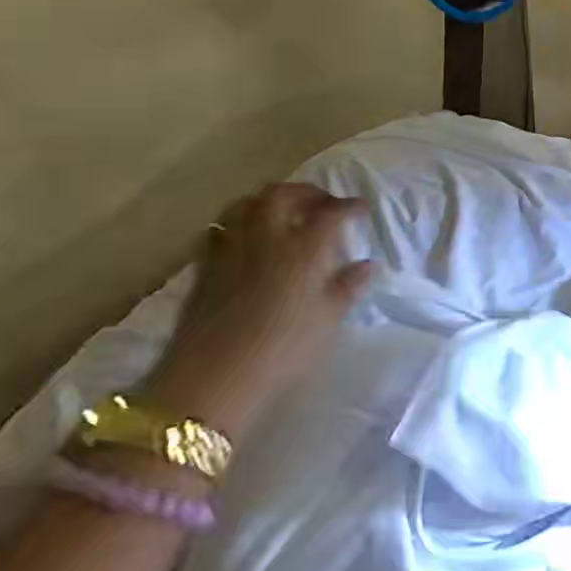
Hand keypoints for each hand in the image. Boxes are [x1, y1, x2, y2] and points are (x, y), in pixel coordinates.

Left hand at [143, 183, 371, 440]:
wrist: (215, 378)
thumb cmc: (286, 349)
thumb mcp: (330, 319)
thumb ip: (347, 286)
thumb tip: (365, 265)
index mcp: (303, 251)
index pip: (329, 213)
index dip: (348, 206)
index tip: (361, 208)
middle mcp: (265, 240)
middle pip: (281, 195)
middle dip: (306, 192)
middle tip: (324, 203)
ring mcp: (230, 251)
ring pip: (246, 206)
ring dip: (270, 202)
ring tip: (287, 215)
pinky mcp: (206, 268)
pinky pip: (224, 229)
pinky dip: (243, 224)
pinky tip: (252, 240)